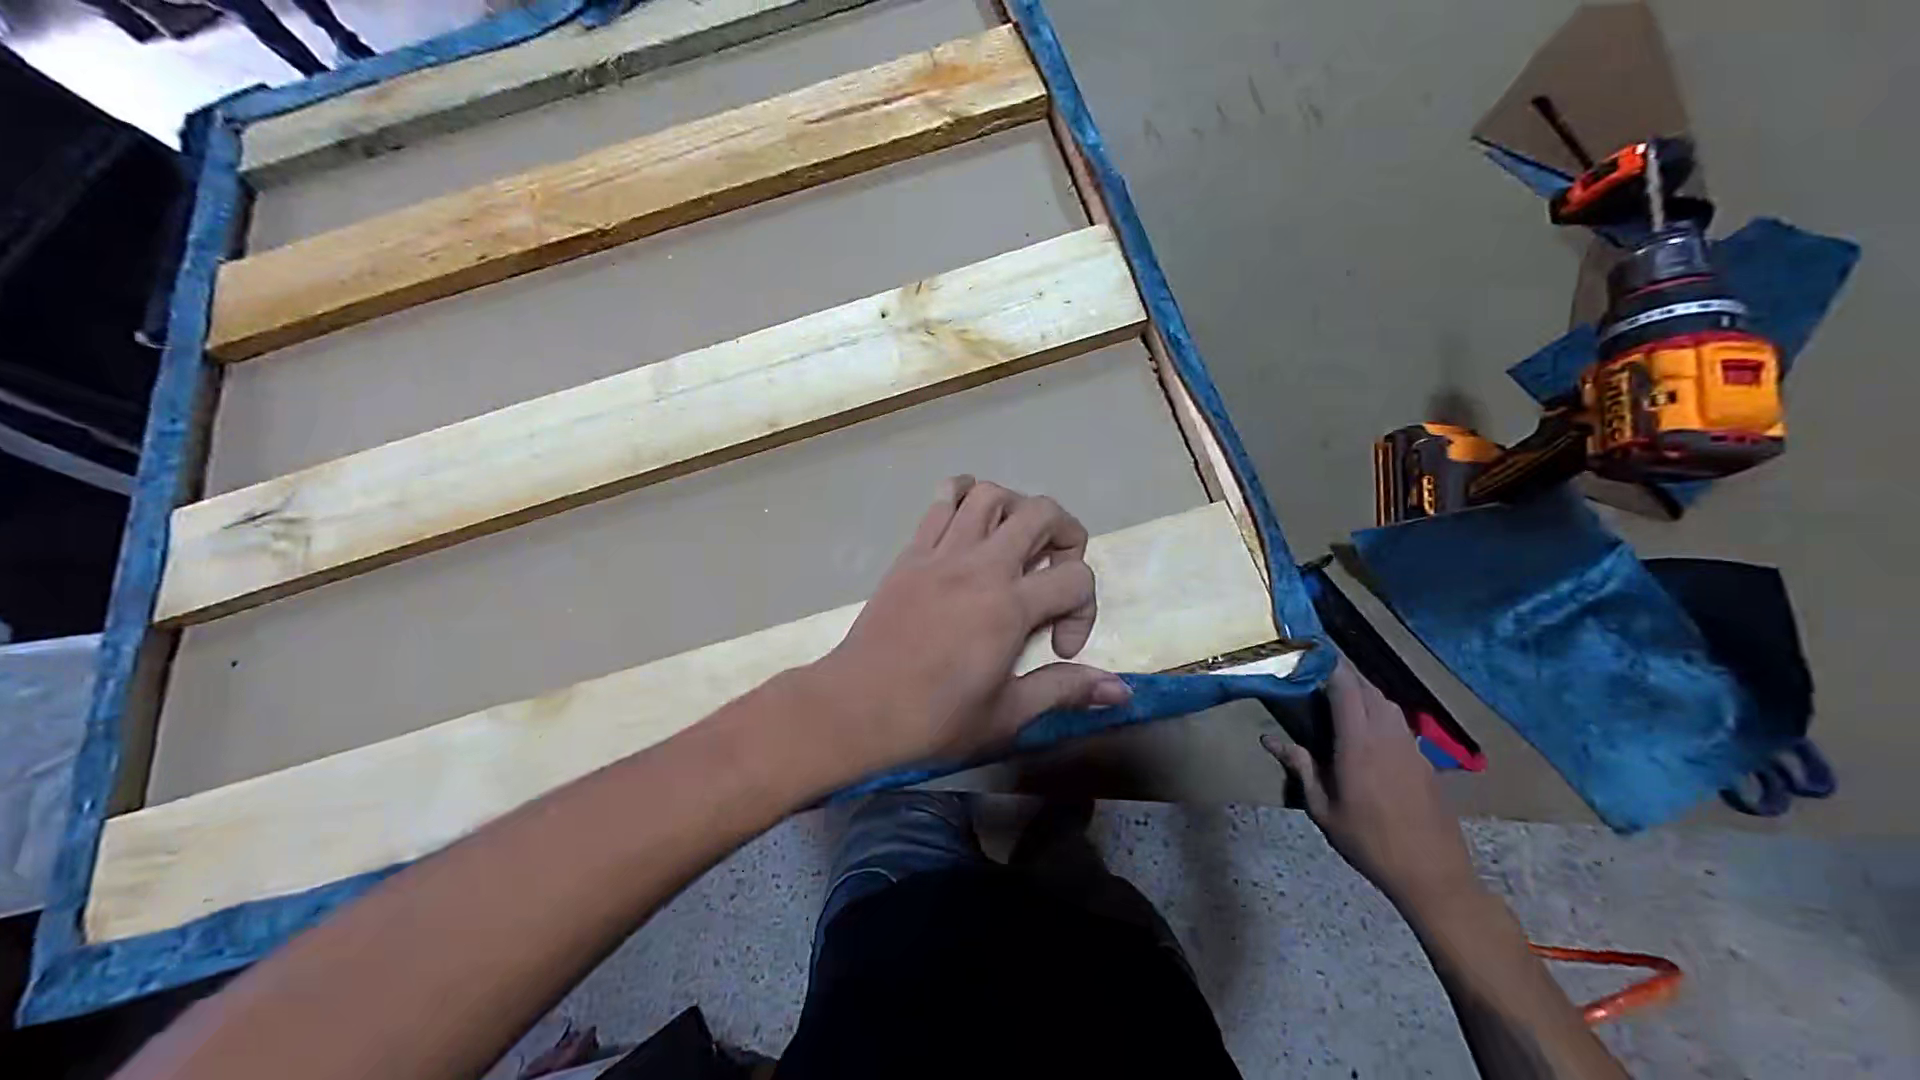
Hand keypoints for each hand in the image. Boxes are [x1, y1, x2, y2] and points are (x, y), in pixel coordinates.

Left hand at [802, 476, 1132, 772]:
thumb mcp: (1007, 713)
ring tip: (1015, 545)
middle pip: (1042, 513)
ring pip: (990, 494)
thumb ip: (1064, 690)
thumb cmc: (933, 719)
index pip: (1076, 578)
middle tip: (1053, 574)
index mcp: (1009, 608)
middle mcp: (980, 567)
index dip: (1084, 611)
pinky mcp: (911, 554)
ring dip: (1015, 509)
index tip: (1059, 647)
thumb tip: (1122, 691)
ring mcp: (942, 553)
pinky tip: (970, 526)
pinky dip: (963, 497)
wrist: (856, 709)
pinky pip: (941, 502)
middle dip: (1066, 535)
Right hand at [1263, 661, 1479, 911]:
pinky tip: (1367, 729)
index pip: (1346, 689)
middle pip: (1368, 689)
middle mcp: (1386, 736)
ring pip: (1387, 704)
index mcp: (1358, 743)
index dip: (1331, 666)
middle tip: (1320, 673)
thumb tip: (1269, 739)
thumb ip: (1299, 767)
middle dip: (1345, 675)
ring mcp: (1410, 747)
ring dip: (1364, 692)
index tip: (1312, 654)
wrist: (1432, 873)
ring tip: (1341, 697)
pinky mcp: (1424, 760)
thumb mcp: (1323, 808)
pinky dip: (1380, 713)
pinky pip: (1398, 723)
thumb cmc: (1368, 841)